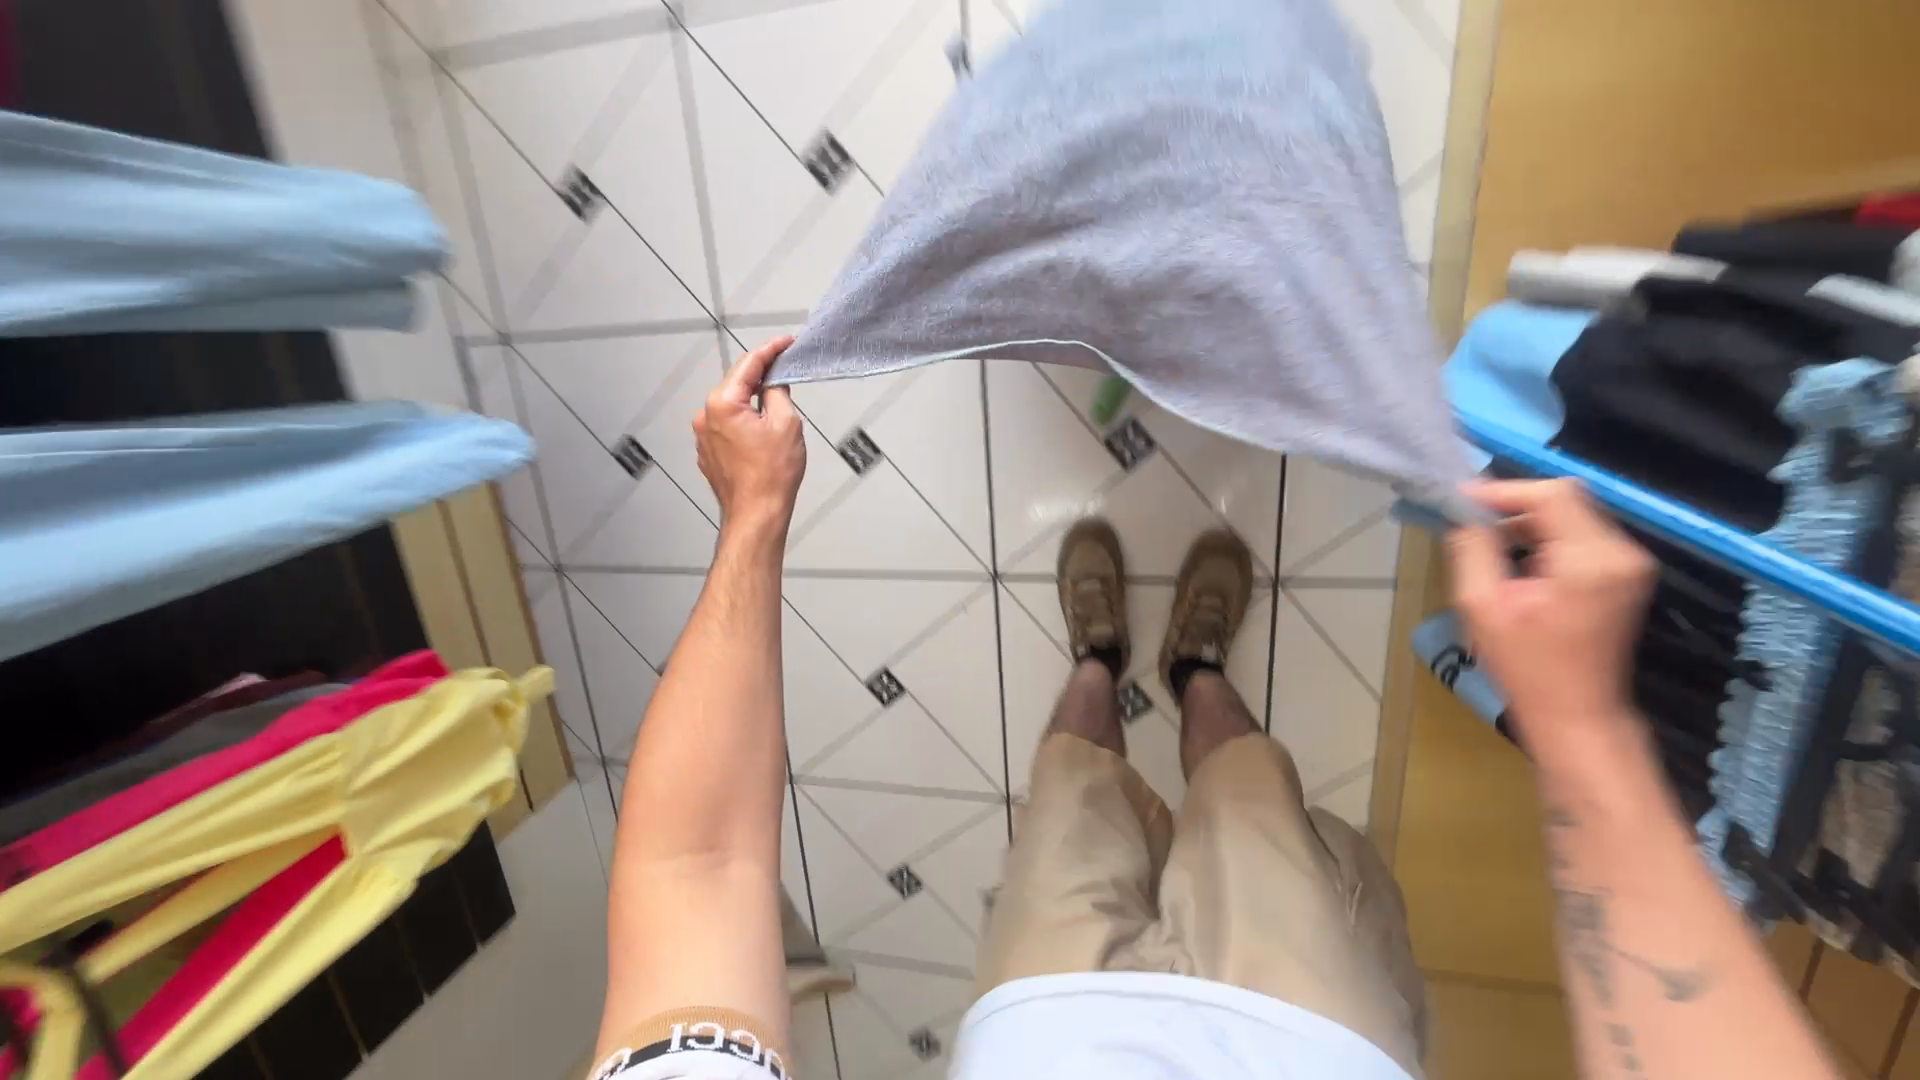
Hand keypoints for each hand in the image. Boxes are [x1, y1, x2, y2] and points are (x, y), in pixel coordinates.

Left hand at [694, 337, 805, 536]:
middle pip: (737, 384)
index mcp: (723, 403)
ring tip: (779, 412)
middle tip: (786, 370)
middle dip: (761, 377)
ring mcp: (704, 436)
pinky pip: (728, 427)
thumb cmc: (771, 476)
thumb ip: (778, 393)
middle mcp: (706, 416)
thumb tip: (775, 382)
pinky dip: (745, 423)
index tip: (785, 343)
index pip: (748, 364)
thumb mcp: (786, 423)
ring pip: (733, 407)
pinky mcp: (709, 453)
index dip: (770, 350)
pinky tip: (764, 435)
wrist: (756, 515)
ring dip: (754, 403)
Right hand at [1447, 479, 1656, 754]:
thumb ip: (1473, 548)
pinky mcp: (1624, 575)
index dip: (1503, 491)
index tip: (1461, 503)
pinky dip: (1544, 539)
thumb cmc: (1525, 666)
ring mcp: (1629, 564)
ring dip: (1527, 522)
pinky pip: (1580, 537)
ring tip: (1485, 543)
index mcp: (1591, 559)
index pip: (1551, 494)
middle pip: (1565, 500)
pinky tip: (1515, 561)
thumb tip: (1464, 512)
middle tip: (1468, 522)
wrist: (1576, 714)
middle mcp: (1621, 553)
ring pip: (1572, 515)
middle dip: (1513, 505)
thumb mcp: (1482, 604)